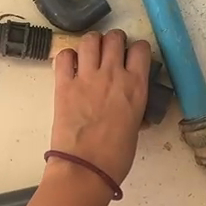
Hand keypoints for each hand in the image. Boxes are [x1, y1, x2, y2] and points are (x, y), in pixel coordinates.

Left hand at [49, 30, 150, 184]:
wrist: (85, 168)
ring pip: (90, 40)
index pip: (141, 49)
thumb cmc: (115, 157)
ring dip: (92, 42)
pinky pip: (64, 56)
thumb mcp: (135, 128)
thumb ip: (134, 109)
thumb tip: (130, 108)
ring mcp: (86, 77)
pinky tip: (71, 65)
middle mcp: (113, 75)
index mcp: (136, 86)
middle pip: (115, 38)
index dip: (137, 49)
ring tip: (91, 53)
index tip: (133, 56)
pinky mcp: (63, 84)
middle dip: (114, 41)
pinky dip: (68, 55)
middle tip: (111, 51)